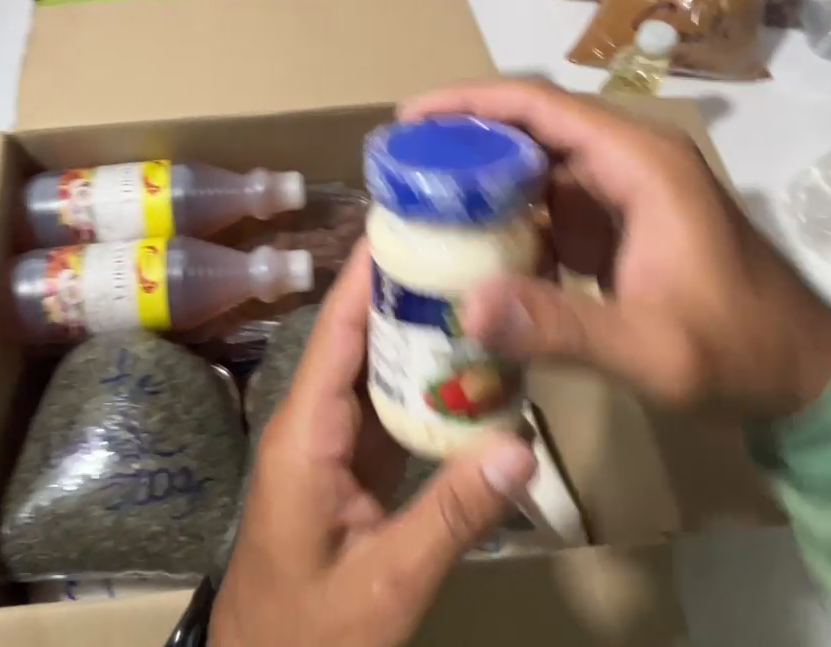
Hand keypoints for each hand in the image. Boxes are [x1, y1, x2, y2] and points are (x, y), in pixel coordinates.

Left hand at [213, 243, 537, 646]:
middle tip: (458, 249)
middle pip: (355, 339)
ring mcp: (328, 443)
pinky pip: (384, 408)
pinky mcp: (346, 465)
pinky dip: (421, 384)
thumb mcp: (387, 580)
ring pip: (372, 370)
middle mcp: (312, 420)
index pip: (335, 331)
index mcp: (306, 431)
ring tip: (470, 290)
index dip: (363, 276)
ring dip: (414, 333)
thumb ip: (452, 514)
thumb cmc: (311, 628)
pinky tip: (465, 369)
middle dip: (400, 292)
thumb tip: (524, 445)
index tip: (400, 224)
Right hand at [402, 79, 830, 420]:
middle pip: (531, 125)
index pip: (542, 106)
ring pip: (535, 162)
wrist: (809, 379)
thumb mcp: (650, 349)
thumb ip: (561, 327)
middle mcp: (629, 160)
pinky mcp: (618, 220)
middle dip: (463, 137)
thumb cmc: (740, 352)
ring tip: (419, 196)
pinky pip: (548, 200)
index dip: (471, 103)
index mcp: (641, 163)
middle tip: (400, 163)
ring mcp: (624, 190)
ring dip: (480, 174)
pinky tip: (468, 239)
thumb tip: (466, 305)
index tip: (410, 118)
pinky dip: (505, 211)